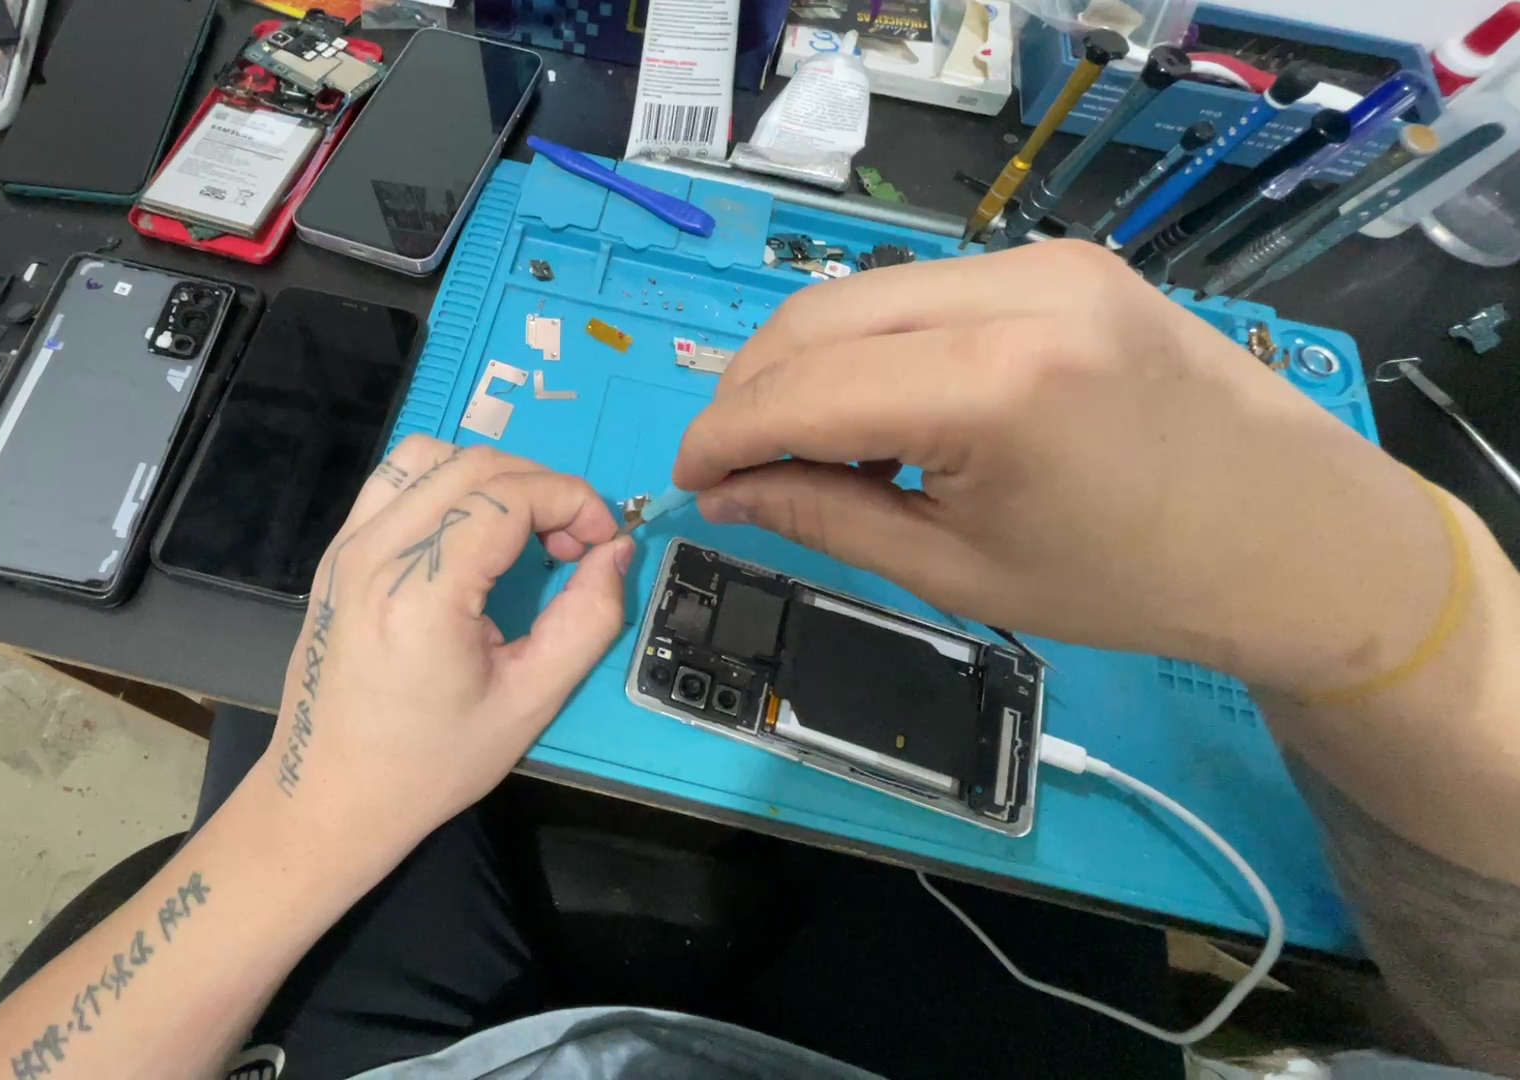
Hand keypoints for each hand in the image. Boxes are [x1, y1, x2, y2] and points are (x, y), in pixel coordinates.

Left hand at [255, 436, 631, 864]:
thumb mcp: (531, 702)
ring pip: (430, 456)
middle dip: (543, 487)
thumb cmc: (432, 763)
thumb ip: (588, 619)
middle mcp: (375, 552)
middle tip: (572, 544)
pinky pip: (394, 480)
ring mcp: (346, 546)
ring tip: (521, 530)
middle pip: (476, 465)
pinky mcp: (336, 553)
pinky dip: (446, 482)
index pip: (509, 496)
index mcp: (422, 592)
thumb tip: (615, 549)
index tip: (603, 539)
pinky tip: (468, 529)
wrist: (332, 795)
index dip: (572, 501)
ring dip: (493, 477)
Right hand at [672, 241, 1450, 692]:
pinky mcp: (1053, 263)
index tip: (687, 478)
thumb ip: (820, 517)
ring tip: (794, 448)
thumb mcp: (950, 571)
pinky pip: (907, 296)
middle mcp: (1015, 291)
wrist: (1300, 539)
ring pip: (851, 298)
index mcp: (996, 384)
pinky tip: (867, 413)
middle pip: (812, 320)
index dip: (723, 434)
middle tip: (728, 464)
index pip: (802, 390)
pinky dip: (856, 352)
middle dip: (745, 393)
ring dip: (796, 369)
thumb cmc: (1126, 583)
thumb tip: (723, 494)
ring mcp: (1040, 262)